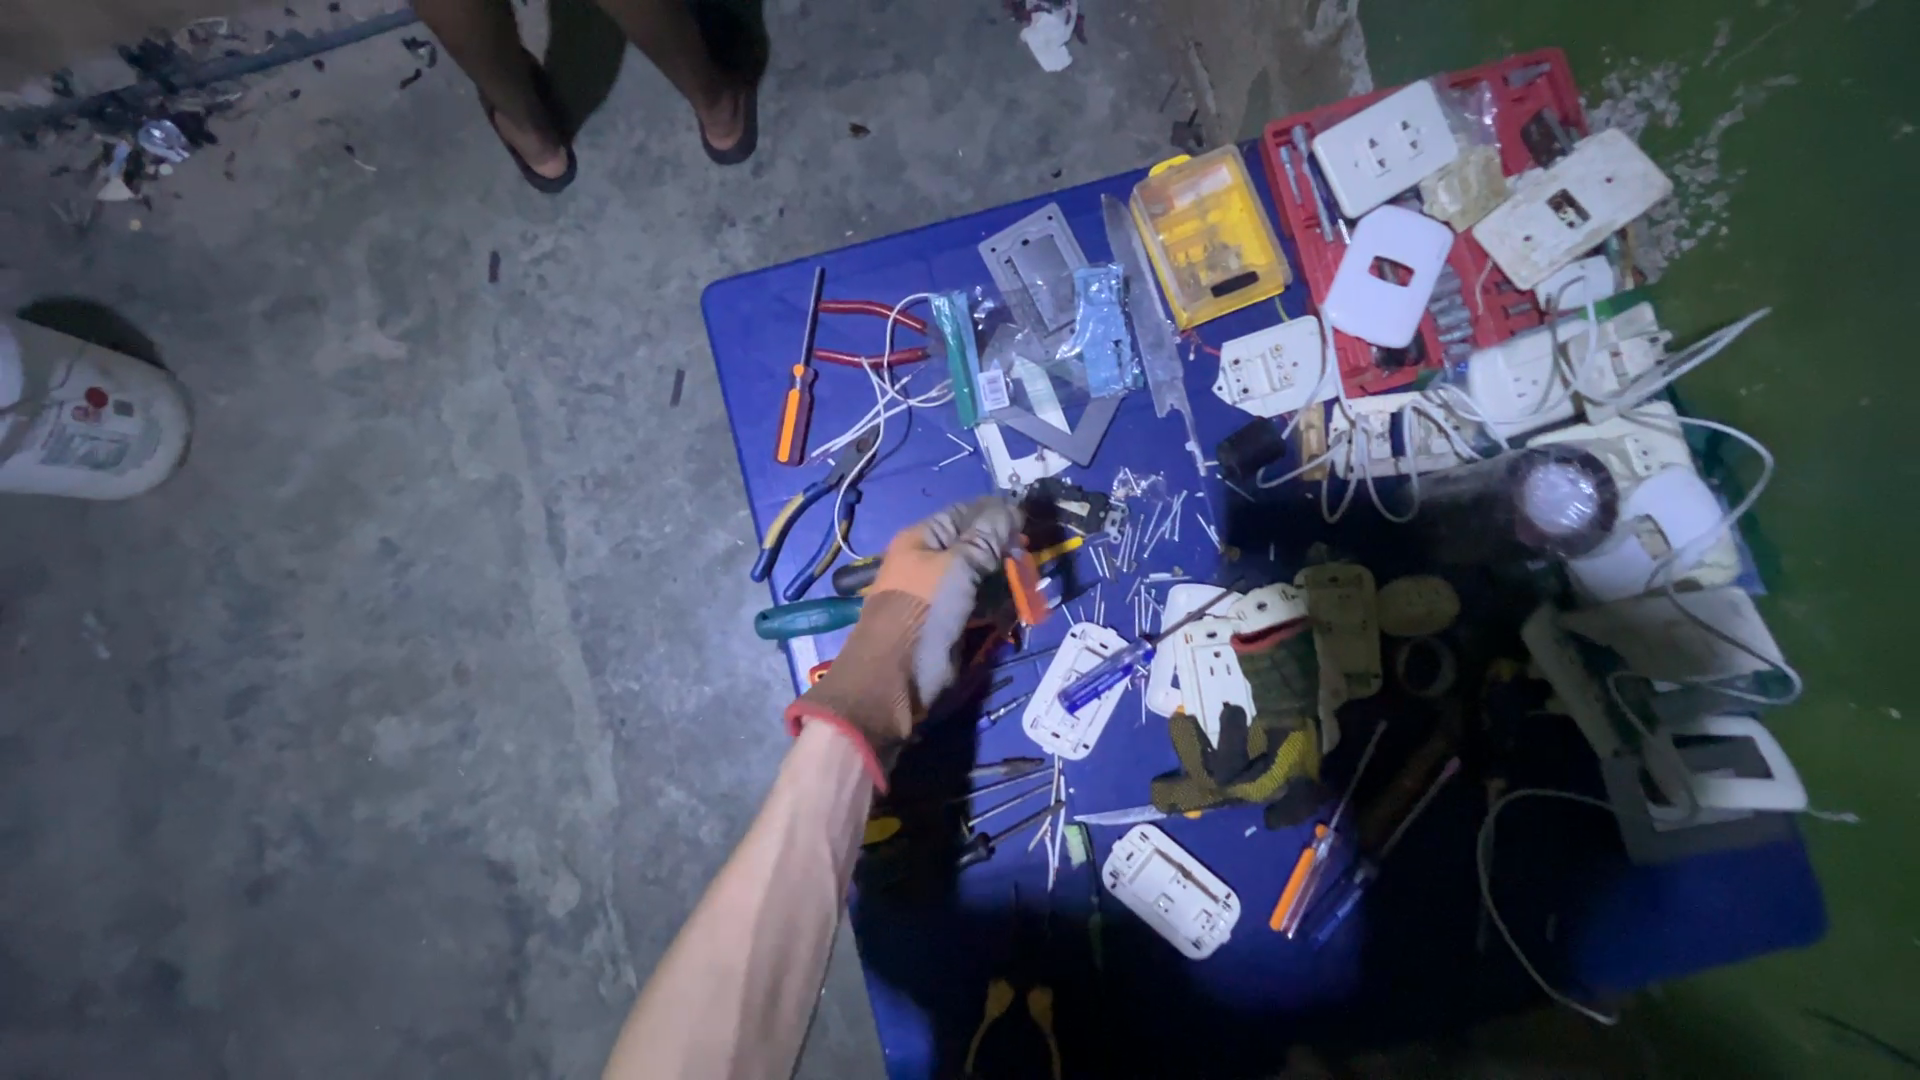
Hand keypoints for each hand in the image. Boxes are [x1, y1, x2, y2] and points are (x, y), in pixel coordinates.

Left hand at [784, 497, 1021, 789]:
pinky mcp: (954, 621)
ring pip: (984, 575)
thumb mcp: (958, 565)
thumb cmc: (923, 610)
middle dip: (1005, 547)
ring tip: (1029, 581)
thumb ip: (987, 536)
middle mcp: (931, 561)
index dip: (997, 512)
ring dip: (1007, 578)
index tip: (1029, 519)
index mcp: (923, 538)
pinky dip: (1000, 603)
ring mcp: (942, 593)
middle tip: (1031, 555)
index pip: (966, 512)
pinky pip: (983, 603)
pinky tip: (1018, 605)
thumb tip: (1012, 508)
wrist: (897, 676)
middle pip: (977, 544)